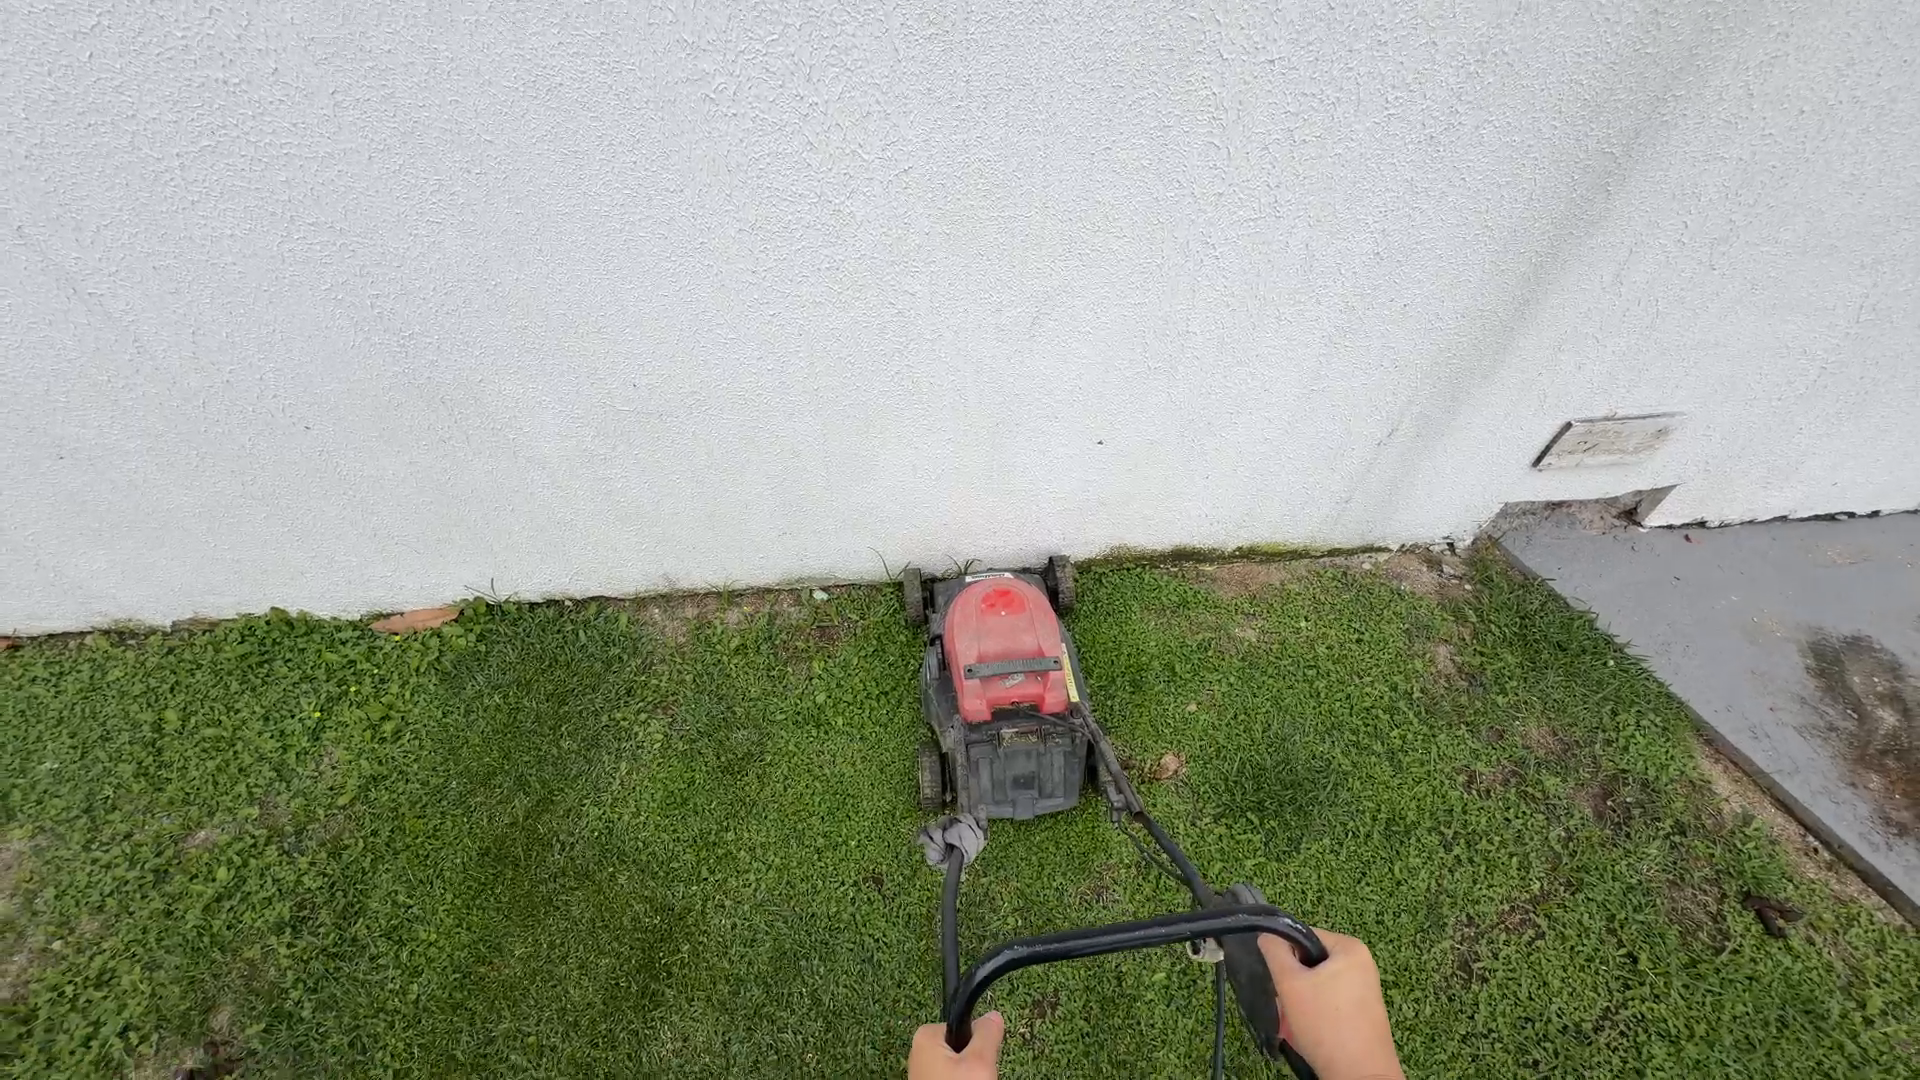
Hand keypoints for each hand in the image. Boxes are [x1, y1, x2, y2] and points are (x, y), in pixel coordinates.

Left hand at [908, 1011, 1003, 1078]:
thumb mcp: (979, 1063)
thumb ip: (988, 1034)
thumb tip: (993, 1016)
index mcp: (926, 1036)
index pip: (963, 1023)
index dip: (978, 1040)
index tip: (981, 1058)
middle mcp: (919, 1052)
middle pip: (962, 1047)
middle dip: (973, 1063)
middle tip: (976, 1078)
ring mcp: (923, 1074)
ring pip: (959, 1067)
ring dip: (969, 1076)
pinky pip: (952, 1078)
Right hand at [1260, 929, 1403, 1079]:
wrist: (1361, 1078)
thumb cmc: (1326, 1025)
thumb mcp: (1290, 982)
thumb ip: (1274, 951)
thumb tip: (1267, 935)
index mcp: (1350, 948)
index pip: (1303, 937)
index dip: (1285, 955)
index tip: (1280, 980)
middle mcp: (1362, 964)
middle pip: (1310, 962)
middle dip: (1293, 982)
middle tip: (1285, 1002)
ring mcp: (1365, 990)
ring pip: (1317, 984)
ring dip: (1300, 1000)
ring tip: (1294, 1021)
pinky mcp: (1364, 1013)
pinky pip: (1330, 1001)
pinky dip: (1315, 1012)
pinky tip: (1307, 1030)